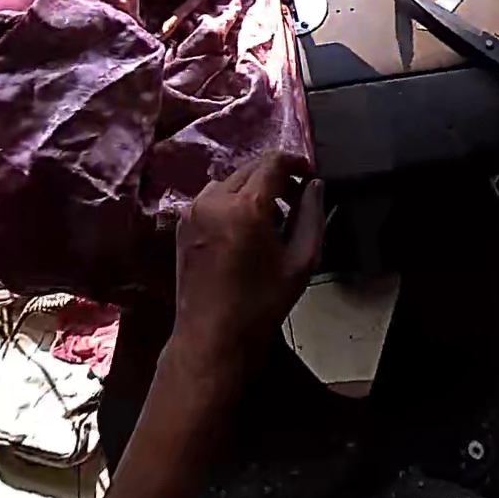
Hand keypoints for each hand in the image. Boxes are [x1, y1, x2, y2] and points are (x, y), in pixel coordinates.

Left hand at [170, 150, 324, 375]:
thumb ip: (312, 215)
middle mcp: (215, 200)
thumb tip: (314, 186)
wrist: (212, 336)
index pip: (274, 161)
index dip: (296, 162)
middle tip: (297, 199)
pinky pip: (214, 195)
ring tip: (271, 217)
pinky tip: (245, 227)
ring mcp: (194, 210)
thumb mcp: (301, 261)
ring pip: (232, 179)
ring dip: (255, 187)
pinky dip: (233, 199)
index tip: (309, 176)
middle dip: (278, 176)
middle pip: (252, 166)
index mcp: (246, 207)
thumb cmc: (261, 304)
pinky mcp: (184, 222)